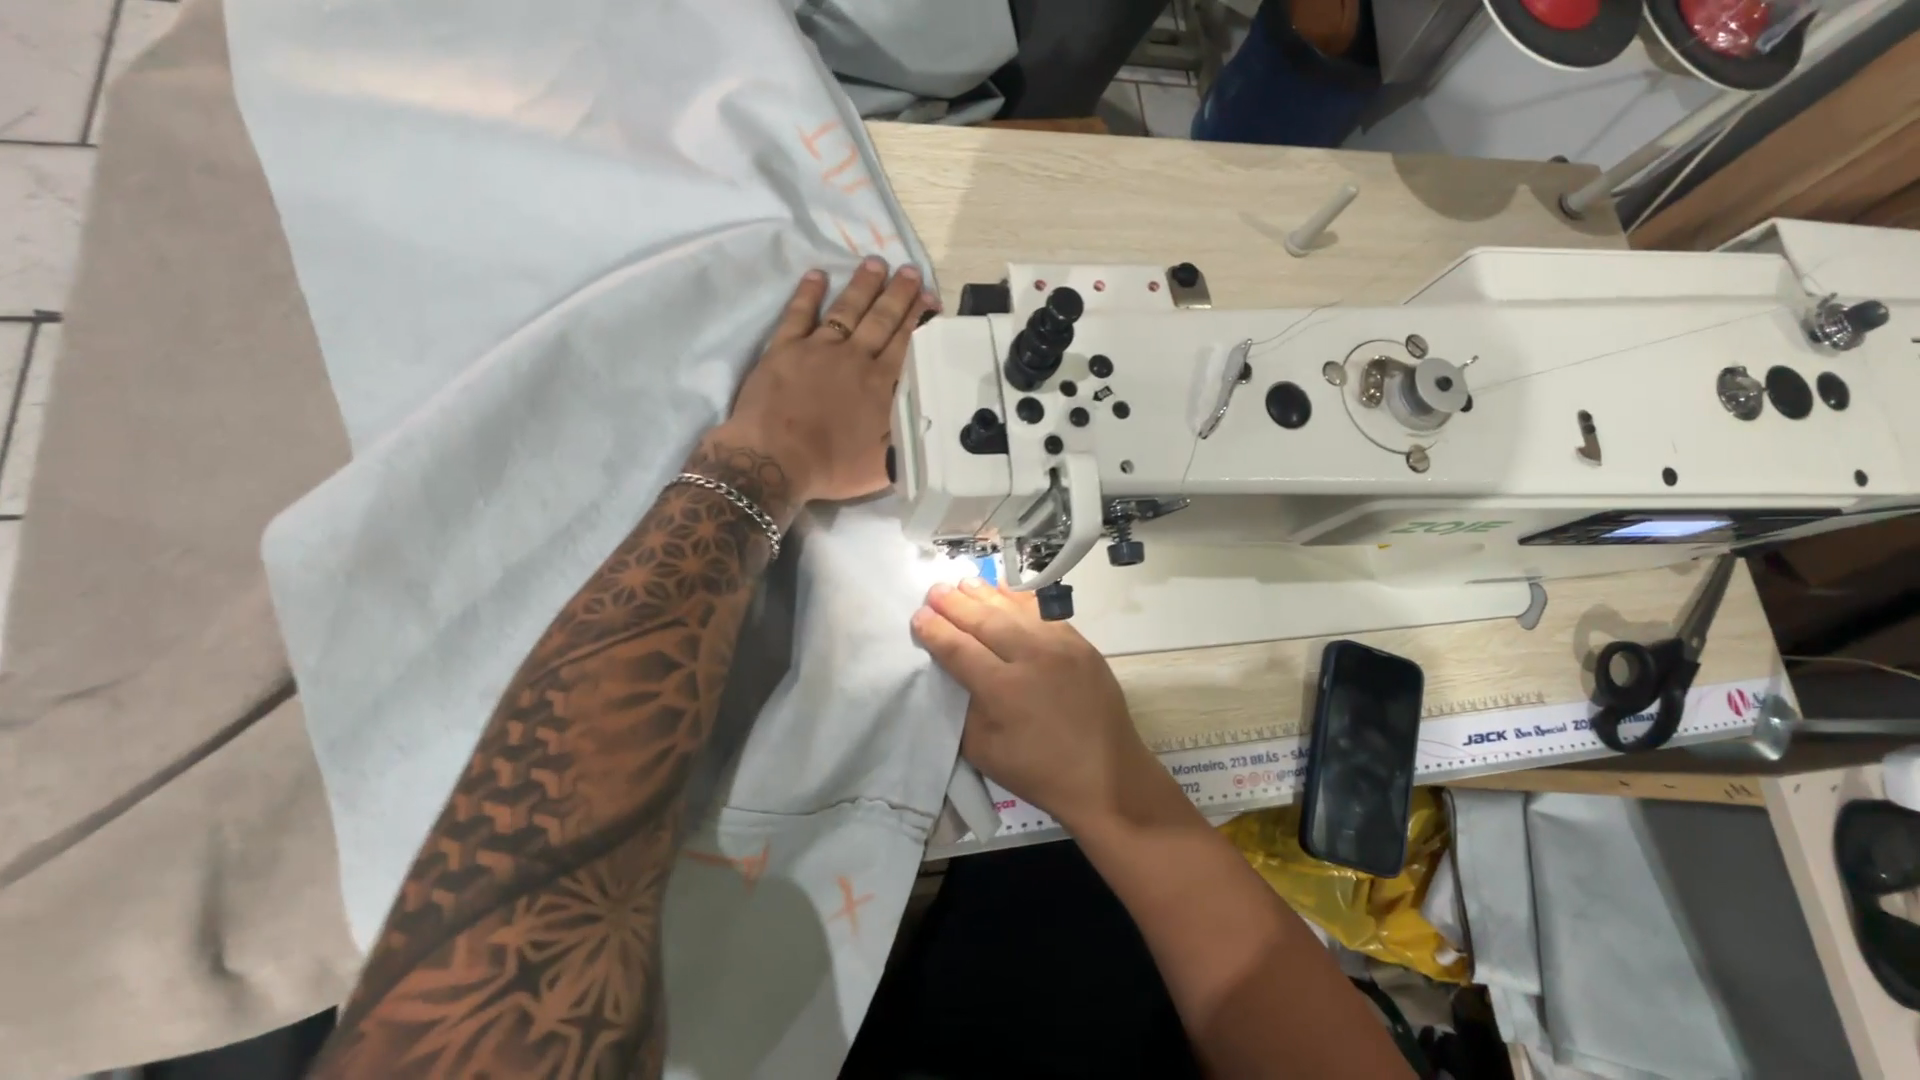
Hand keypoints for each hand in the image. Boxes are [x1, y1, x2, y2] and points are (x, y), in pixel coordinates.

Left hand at [719, 257, 935, 505]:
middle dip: (899, 294)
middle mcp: (855, 358)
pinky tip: (817, 274)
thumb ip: (909, 437)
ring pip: (847, 309)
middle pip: (882, 320)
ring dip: (863, 285)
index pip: (907, 344)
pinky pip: (799, 313)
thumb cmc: (832, 467)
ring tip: (876, 264)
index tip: (930, 300)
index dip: (920, 320)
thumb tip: (931, 421)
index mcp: (882, 385)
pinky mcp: (784, 349)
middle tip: (910, 272)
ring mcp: (818, 349)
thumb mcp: (887, 463)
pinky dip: (808, 293)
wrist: (776, 460)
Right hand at [911, 579, 1164, 831]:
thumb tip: (950, 675)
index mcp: (1003, 690)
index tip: (918, 617)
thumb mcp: (983, 751)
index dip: (935, 631)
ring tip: (964, 582)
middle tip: (934, 589)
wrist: (1106, 777)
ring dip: (986, 595)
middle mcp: (1032, 658)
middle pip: (985, 621)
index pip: (958, 648)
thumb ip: (962, 708)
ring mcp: (1061, 647)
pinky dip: (1021, 600)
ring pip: (1015, 610)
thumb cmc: (1037, 771)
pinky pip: (1045, 613)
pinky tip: (1005, 591)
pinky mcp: (1081, 645)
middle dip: (955, 604)